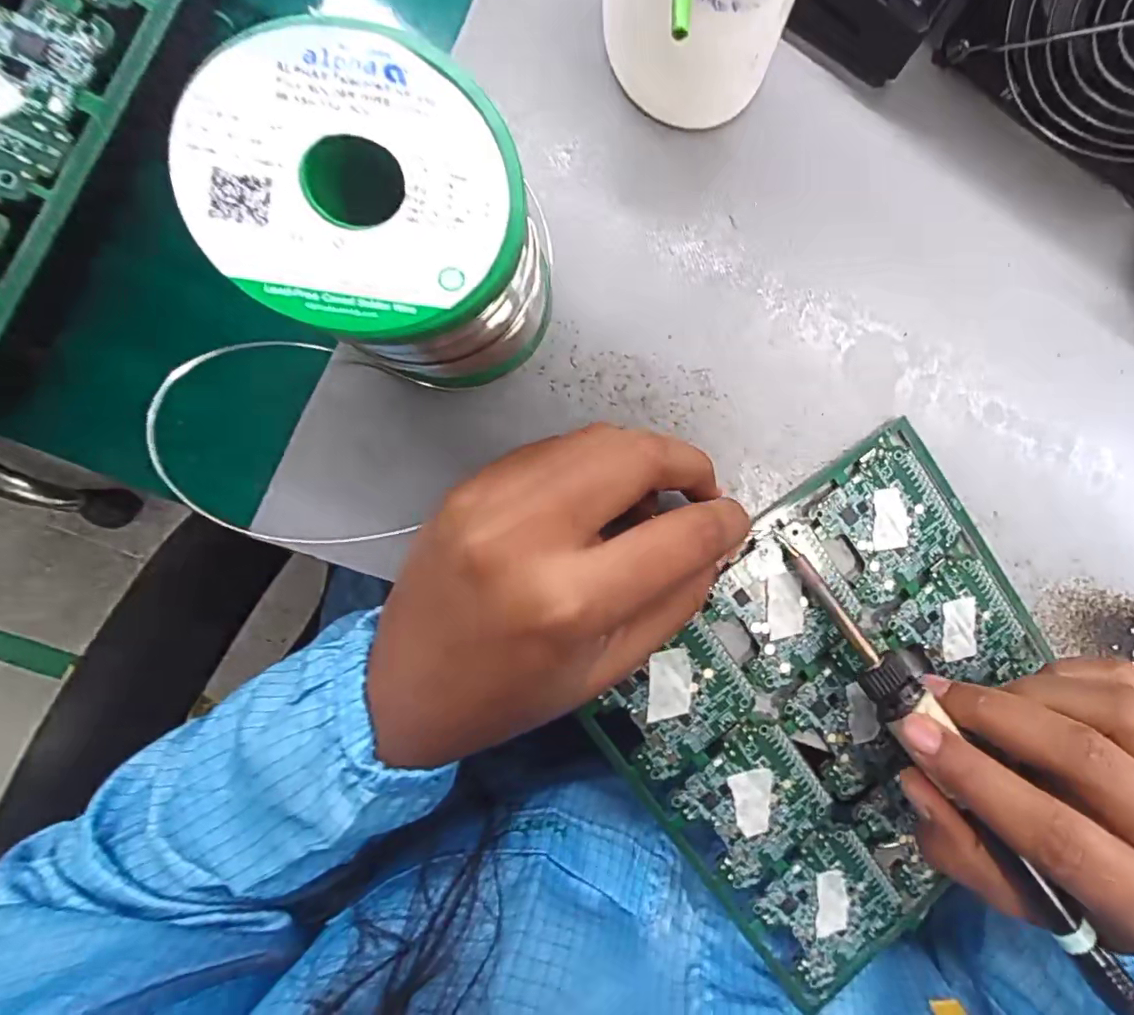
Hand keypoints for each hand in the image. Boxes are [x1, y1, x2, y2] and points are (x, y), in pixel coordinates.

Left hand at [369, 425, 751, 768]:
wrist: (399, 688)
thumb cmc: (509, 695)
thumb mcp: (606, 670)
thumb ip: (672, 602)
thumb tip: (712, 544)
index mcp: (568, 601)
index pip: (677, 535)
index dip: (722, 521)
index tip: (733, 520)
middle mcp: (526, 534)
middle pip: (635, 455)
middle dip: (686, 463)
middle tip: (697, 494)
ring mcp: (489, 498)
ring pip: (595, 439)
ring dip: (639, 458)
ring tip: (645, 500)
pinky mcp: (470, 484)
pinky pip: (553, 450)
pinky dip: (590, 465)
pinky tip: (592, 501)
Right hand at [893, 658, 1133, 960]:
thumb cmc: (1077, 893)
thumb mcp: (1016, 895)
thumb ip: (959, 845)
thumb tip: (917, 777)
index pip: (1062, 836)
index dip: (980, 779)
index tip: (917, 733)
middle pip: (1089, 758)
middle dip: (996, 717)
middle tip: (936, 698)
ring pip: (1112, 708)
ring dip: (1028, 693)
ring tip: (982, 701)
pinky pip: (1123, 681)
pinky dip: (1060, 676)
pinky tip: (1029, 695)